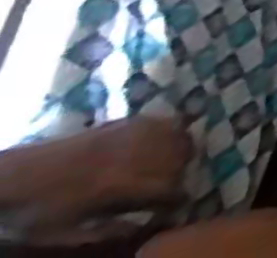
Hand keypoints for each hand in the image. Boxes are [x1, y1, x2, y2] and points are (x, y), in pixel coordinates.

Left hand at [0, 116, 189, 232]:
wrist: (15, 176)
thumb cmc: (38, 209)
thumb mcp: (60, 233)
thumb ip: (101, 232)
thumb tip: (139, 227)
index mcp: (121, 185)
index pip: (169, 188)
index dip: (176, 198)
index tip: (174, 205)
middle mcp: (138, 155)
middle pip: (182, 160)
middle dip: (181, 173)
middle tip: (171, 184)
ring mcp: (136, 134)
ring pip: (182, 138)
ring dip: (182, 151)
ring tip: (172, 162)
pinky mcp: (131, 121)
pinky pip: (168, 122)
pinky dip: (173, 132)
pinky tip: (162, 141)